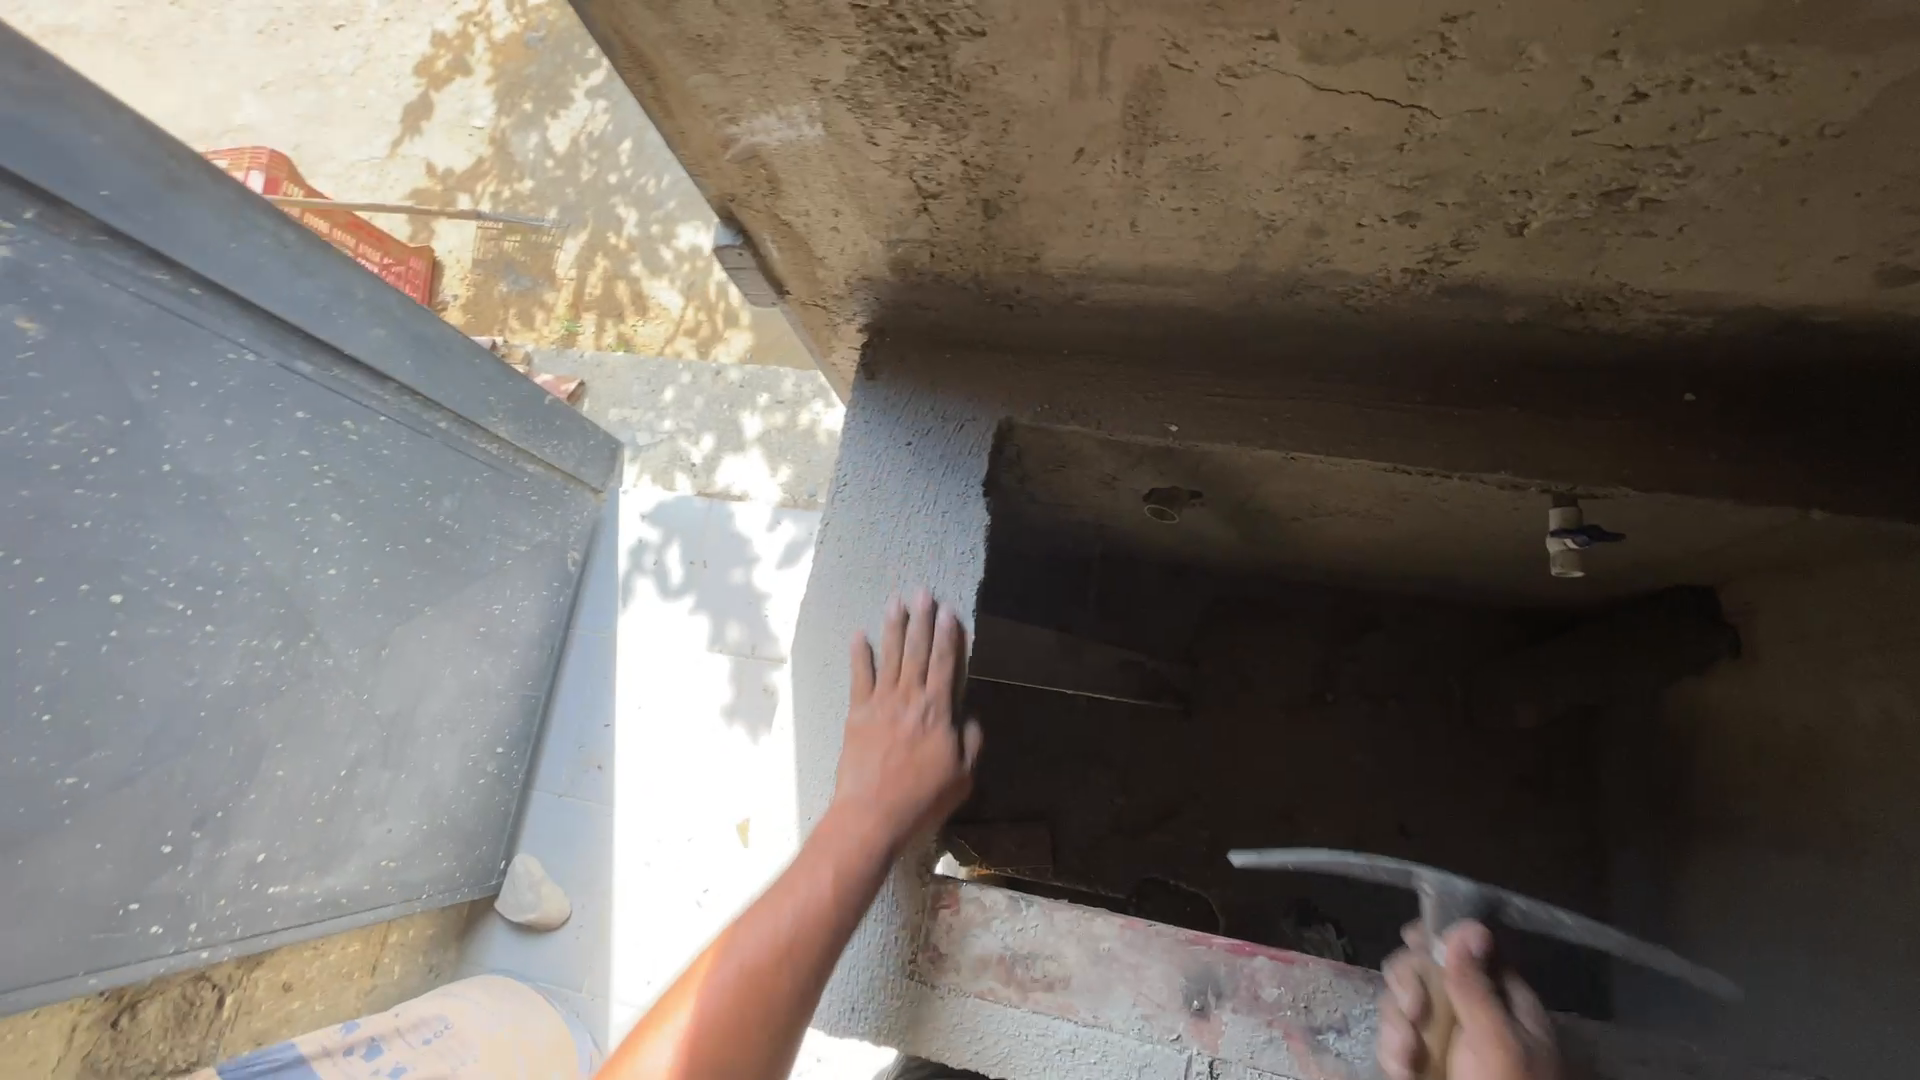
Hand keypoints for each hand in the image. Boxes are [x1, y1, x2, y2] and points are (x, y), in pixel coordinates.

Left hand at [829, 590, 982, 859]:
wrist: (872, 813)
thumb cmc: (923, 799)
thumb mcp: (963, 776)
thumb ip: (971, 742)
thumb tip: (971, 716)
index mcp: (938, 710)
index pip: (946, 663)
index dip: (948, 635)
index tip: (948, 611)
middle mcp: (910, 698)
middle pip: (918, 651)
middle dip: (922, 620)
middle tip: (923, 592)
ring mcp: (881, 702)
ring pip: (890, 656)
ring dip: (894, 627)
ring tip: (896, 601)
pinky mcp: (857, 713)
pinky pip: (859, 677)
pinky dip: (859, 655)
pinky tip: (859, 634)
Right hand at [1378, 921, 1561, 1079]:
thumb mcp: (1498, 1044)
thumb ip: (1476, 987)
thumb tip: (1469, 926)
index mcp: (1505, 1000)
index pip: (1469, 947)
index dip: (1438, 935)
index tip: (1413, 938)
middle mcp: (1471, 1009)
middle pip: (1424, 966)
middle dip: (1408, 985)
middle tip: (1413, 1010)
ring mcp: (1444, 1034)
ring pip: (1402, 998)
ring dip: (1397, 1023)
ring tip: (1406, 1057)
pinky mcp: (1421, 1057)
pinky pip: (1393, 1033)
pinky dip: (1392, 1048)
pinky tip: (1402, 1070)